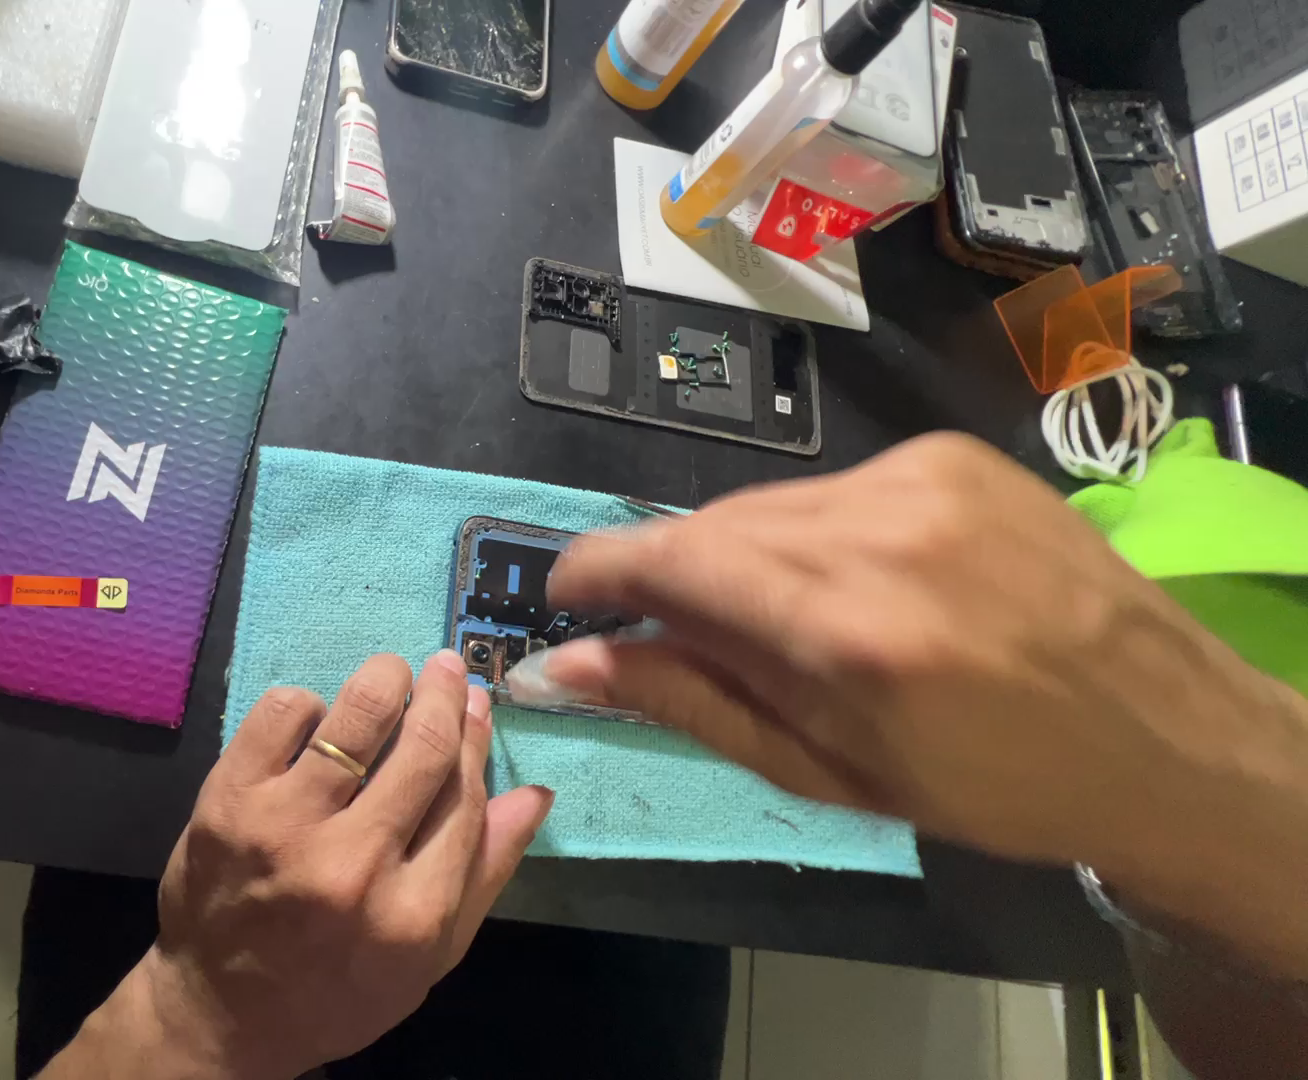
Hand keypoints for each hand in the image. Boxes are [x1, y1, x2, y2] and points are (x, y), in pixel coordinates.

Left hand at [44, 652, 553, 1079]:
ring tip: (392, 673)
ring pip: (356, 716)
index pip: (464, 792)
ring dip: (384, 680)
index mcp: (414, 912)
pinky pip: (282, 713)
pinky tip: (316, 718)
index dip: (473, 735)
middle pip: (422, 748)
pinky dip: (307, 701)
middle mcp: (353, 865)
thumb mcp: (430, 956)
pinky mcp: (229, 799)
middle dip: (442, 692)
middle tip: (445, 667)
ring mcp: (285, 827)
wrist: (221, 1010)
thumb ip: (486, 871)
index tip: (475, 701)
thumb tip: (536, 792)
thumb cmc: (339, 987)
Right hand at [511, 433, 1307, 975]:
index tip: (566, 592)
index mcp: (844, 631)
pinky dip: (791, 533)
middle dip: (665, 576)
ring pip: (753, 507)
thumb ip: (682, 700)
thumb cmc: (979, 783)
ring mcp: (918, 479)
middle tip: (674, 629)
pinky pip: (813, 490)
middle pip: (703, 528)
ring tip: (772, 614)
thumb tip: (568, 663)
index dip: (596, 569)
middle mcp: (877, 532)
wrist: (1175, 742)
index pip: (669, 563)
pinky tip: (837, 578)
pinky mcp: (945, 456)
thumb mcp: (813, 769)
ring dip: (729, 556)